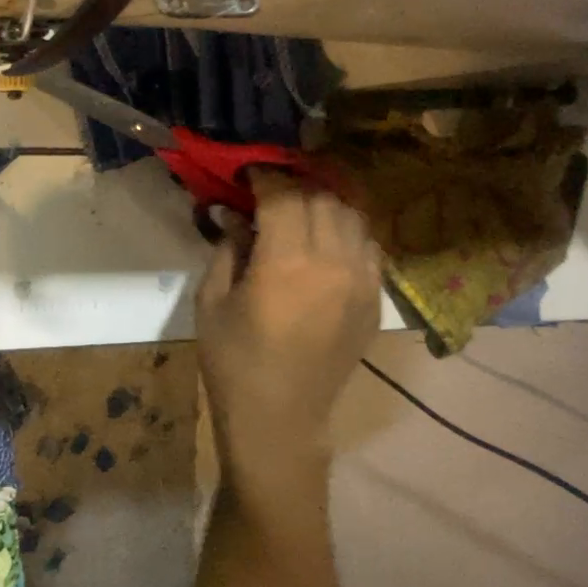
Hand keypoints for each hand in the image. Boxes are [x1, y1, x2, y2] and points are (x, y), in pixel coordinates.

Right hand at [196, 170, 382, 476]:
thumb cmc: (232, 359)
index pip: (285, 197)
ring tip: (297, 211)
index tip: (246, 172)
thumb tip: (235, 215)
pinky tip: (322, 241)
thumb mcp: (212, 301)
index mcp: (287, 263)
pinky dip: (345, 232)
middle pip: (324, 199)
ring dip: (324, 204)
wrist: (279, 414)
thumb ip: (227, 250)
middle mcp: (334, 263)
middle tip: (267, 191)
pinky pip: (368, 246)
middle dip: (294, 186)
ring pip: (353, 217)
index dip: (265, 177)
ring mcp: (363, 280)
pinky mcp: (375, 298)